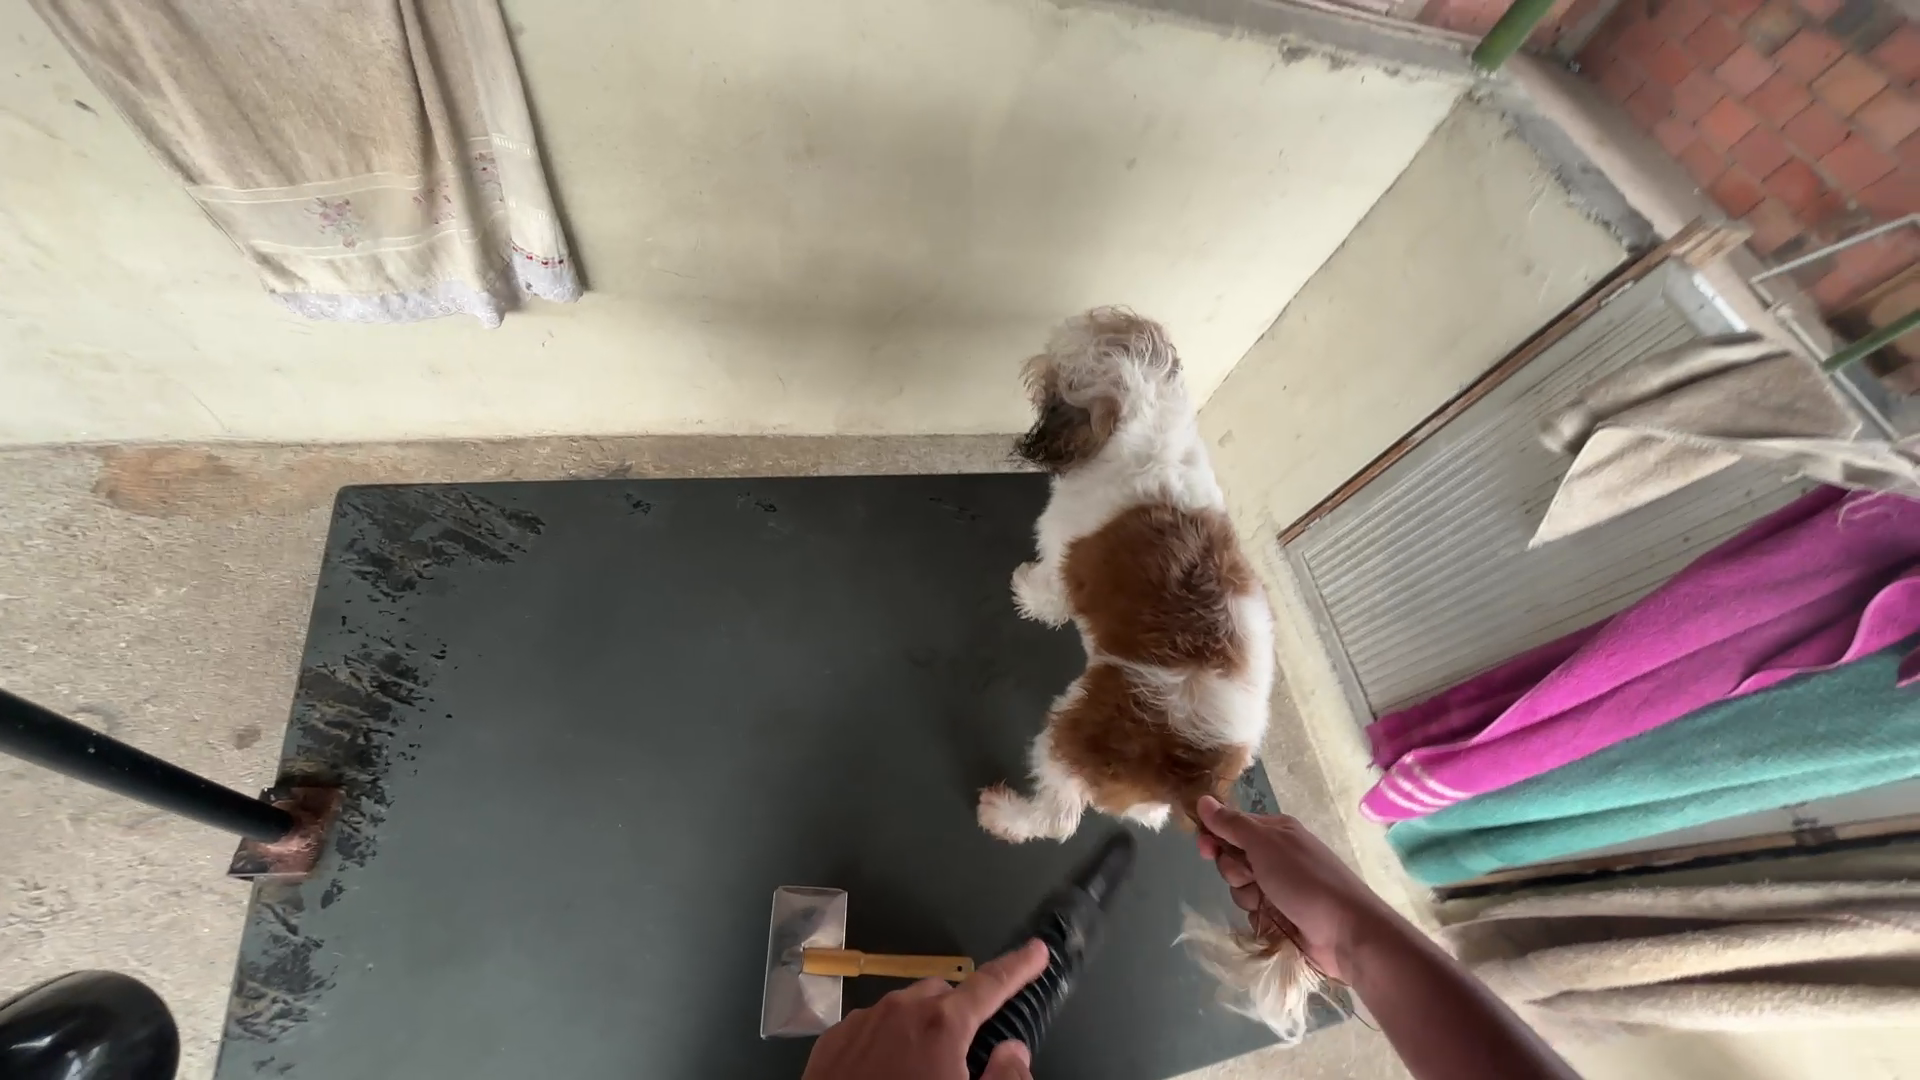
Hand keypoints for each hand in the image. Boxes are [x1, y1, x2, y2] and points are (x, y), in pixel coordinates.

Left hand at [800, 939, 1048, 1079]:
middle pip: (944, 995)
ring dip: (920, 1027)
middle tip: (963, 1056)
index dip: (1019, 966)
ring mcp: (864, 1021)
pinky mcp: (833, 1040)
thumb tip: (1014, 1050)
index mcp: (942, 1025)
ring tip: (918, 1073)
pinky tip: (884, 1075)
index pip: (992, 984)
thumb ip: (1004, 1079)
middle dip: (959, 1015)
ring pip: (905, 1007)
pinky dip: (885, 1040)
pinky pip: (871, 1025)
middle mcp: (902, 1009)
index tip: (1036, 951)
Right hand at [1194, 796, 1398, 981]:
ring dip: (1247, 894)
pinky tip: (1274, 920)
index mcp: (1276, 830)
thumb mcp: (1264, 843)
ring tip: (1268, 902)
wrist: (1349, 933)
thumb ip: (1231, 823)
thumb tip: (1202, 799)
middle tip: (1250, 877)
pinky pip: (1253, 910)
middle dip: (1233, 869)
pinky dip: (1259, 915)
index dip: (1215, 835)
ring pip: (1240, 886)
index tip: (1205, 848)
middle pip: (1233, 857)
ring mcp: (1281, 886)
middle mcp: (1277, 855)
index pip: (1232, 825)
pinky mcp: (1282, 915)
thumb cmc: (1305, 879)